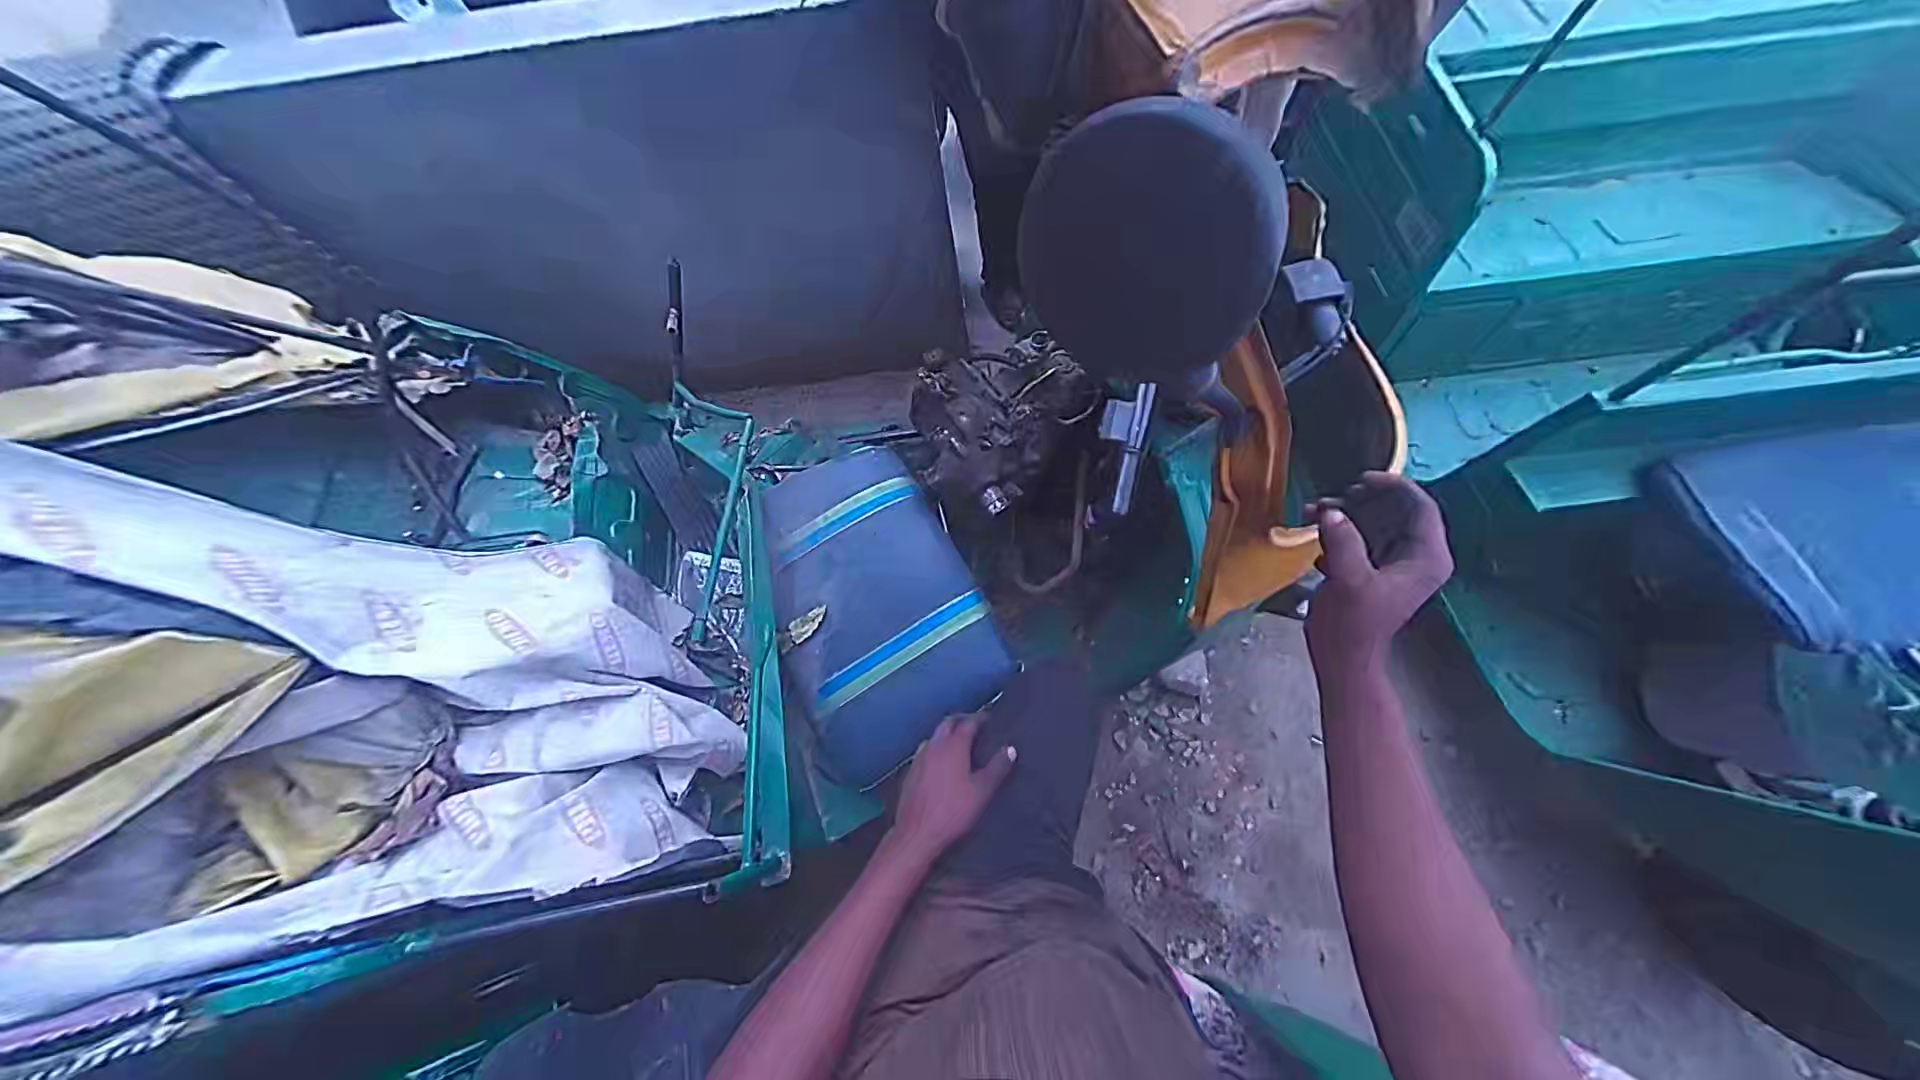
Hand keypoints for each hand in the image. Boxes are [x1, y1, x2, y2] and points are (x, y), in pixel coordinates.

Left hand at [887, 714, 1015, 866]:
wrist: (916, 834)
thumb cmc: (953, 812)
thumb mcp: (982, 791)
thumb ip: (997, 767)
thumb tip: (1010, 748)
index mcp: (953, 746)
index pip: (969, 722)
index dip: (981, 718)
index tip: (991, 718)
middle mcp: (934, 745)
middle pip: (948, 723)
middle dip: (962, 719)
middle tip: (975, 724)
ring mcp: (919, 757)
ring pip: (935, 735)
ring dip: (948, 732)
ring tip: (960, 740)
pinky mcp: (911, 771)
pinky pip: (925, 750)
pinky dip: (937, 747)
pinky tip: (941, 760)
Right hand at [1305, 471, 1452, 666]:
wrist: (1341, 657)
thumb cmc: (1352, 624)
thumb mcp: (1348, 580)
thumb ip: (1343, 542)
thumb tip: (1332, 513)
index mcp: (1426, 559)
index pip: (1421, 508)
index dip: (1395, 487)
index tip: (1362, 479)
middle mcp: (1416, 557)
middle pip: (1395, 512)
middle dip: (1362, 501)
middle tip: (1333, 497)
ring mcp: (1392, 564)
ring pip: (1374, 523)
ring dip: (1345, 514)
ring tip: (1315, 510)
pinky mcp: (1370, 570)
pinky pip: (1359, 538)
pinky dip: (1338, 530)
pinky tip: (1313, 529)